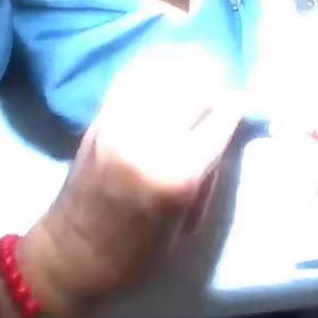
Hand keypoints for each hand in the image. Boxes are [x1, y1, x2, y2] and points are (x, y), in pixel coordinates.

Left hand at [20, 45, 240, 317]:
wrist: (73, 252)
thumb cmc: (136, 251)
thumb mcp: (185, 219)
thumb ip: (207, 168)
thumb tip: (224, 126)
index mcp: (177, 174)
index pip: (219, 120)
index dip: (236, 106)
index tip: (243, 101)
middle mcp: (149, 139)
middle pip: (193, 86)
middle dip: (213, 82)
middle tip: (220, 85)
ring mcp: (120, 122)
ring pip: (161, 72)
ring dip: (184, 66)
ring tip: (196, 66)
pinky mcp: (100, 117)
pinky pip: (132, 76)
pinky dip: (152, 66)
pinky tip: (164, 66)